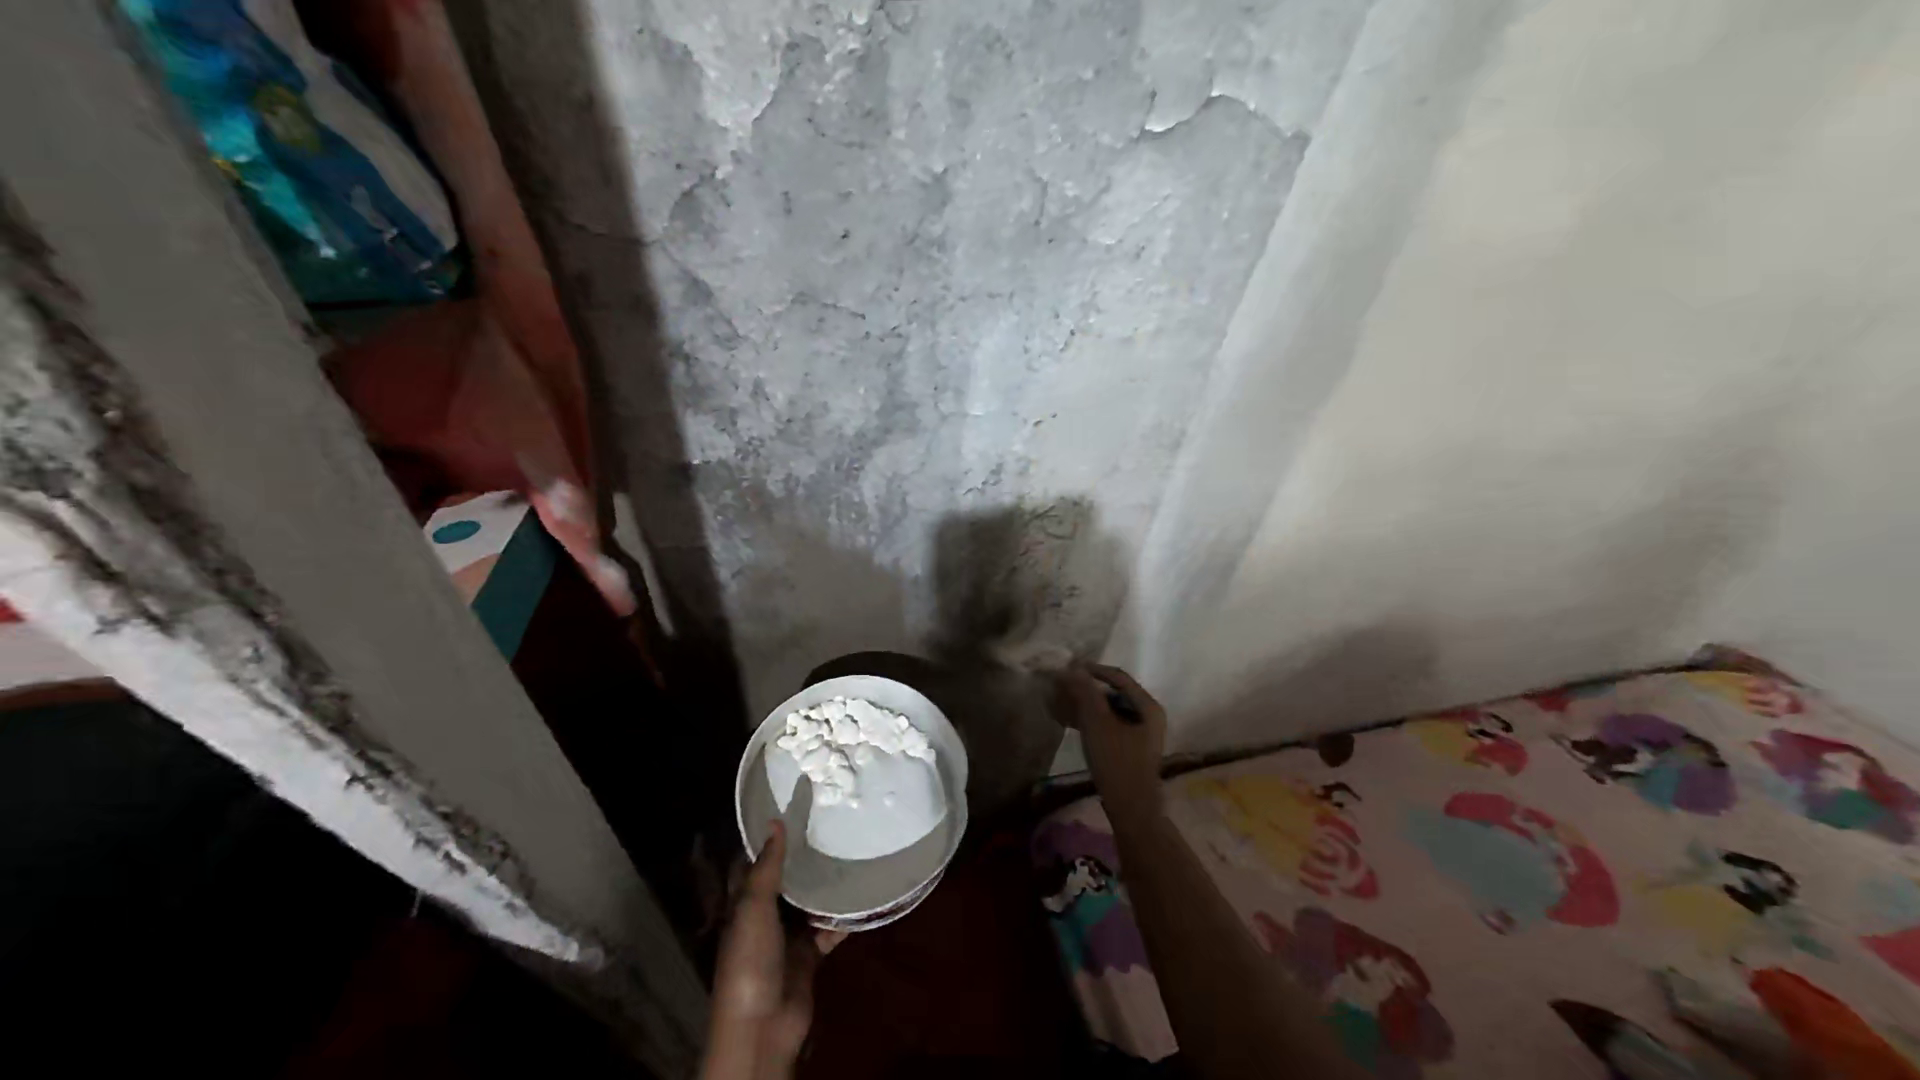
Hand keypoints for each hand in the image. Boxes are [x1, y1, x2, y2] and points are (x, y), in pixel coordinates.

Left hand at [701, 822, 843, 1079]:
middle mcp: (765, 916)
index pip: (753, 863)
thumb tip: (775, 821)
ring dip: (827, 887)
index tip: (791, 810)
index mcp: (743, 903)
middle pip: (785, 881)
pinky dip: (843, 919)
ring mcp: (788, 937)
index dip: (768, 839)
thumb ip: (768, 866)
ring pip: (810, 903)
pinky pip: (829, 931)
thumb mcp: (753, 907)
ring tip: (852, 853)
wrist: (763, 1025)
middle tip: (832, 826)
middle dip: (804, 859)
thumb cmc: (750, 959)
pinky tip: (863, 897)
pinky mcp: (809, 956)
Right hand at [1059, 664, 1168, 827]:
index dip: (1092, 670)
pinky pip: (1108, 725)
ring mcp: (1139, 733)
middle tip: (1060, 687)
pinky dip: (1089, 721)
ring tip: (1059, 703)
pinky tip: (1068, 722)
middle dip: (1085, 689)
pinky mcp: (1129, 748)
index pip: (1118, 677)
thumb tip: (1073, 668)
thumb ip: (1085, 693)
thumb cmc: (1117, 762)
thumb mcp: (1098, 724)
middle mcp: (1147, 716)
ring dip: (1084, 705)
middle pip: (1113, 693)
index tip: (1067, 668)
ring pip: (1108, 710)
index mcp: (1147, 706)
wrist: (1132, 810)